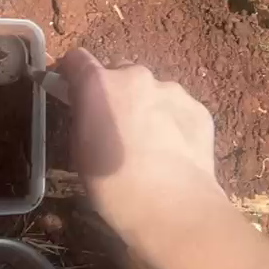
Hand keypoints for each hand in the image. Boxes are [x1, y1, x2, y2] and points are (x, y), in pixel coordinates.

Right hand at [58, 49, 225, 241]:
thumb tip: (85, 106)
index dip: (71, 72)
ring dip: (145, 105)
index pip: (77, 58)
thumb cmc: (114, 185)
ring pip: (151, 89)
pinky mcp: (197, 108)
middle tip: (113, 124)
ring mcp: (170, 89)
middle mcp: (136, 76)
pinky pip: (177, 108)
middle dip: (113, 90)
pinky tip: (173, 151)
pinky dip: (172, 121)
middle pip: (118, 71)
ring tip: (149, 143)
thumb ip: (82, 116)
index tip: (71, 89)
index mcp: (100, 83)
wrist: (174, 209)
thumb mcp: (80, 150)